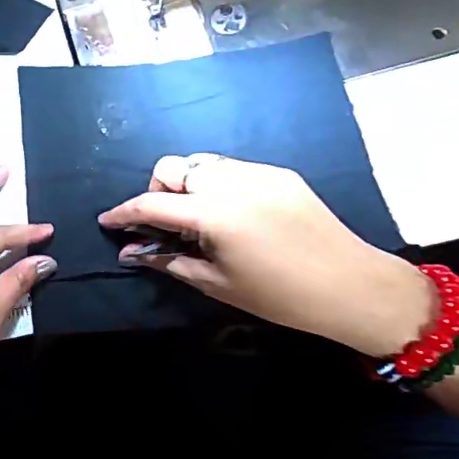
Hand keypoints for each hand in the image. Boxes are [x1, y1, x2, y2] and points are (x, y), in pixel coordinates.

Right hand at [98, 154, 432, 356]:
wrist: (348, 284)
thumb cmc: (278, 296)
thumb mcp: (216, 284)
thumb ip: (168, 260)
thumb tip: (131, 252)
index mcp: (214, 214)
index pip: (152, 203)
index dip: (125, 213)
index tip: (109, 222)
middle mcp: (231, 182)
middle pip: (173, 167)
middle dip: (158, 191)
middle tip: (165, 224)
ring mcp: (258, 173)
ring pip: (204, 162)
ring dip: (188, 184)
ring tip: (199, 219)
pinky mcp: (279, 173)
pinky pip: (234, 168)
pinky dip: (218, 184)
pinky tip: (232, 213)